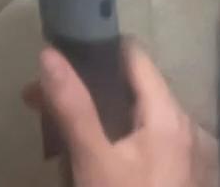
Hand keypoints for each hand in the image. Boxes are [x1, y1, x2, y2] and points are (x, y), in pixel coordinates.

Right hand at [27, 44, 197, 186]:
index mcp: (167, 115)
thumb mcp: (93, 162)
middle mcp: (181, 126)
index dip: (95, 45)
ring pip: (130, 110)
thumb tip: (48, 51)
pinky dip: (106, 132)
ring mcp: (181, 153)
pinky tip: (77, 149)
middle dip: (82, 82)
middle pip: (129, 81)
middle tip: (38, 96)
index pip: (132, 52)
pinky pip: (137, 136)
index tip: (57, 53)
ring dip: (89, 108)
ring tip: (48, 124)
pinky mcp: (172, 175)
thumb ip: (72, 105)